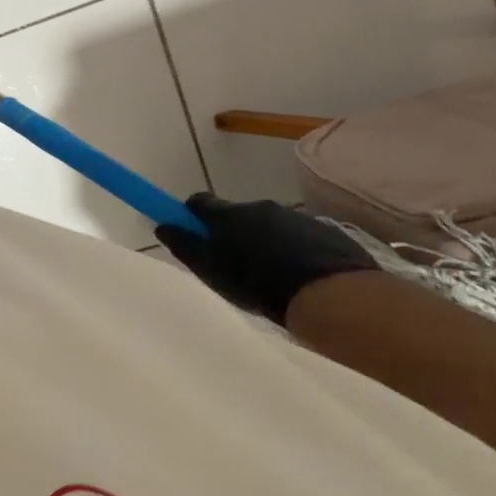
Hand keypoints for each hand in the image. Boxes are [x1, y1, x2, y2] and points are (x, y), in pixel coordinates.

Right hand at [155, 193, 376, 325]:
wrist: (331, 294)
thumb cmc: (257, 282)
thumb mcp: (209, 269)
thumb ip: (184, 245)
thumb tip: (164, 225)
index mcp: (227, 214)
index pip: (198, 201)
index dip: (192, 215)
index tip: (192, 231)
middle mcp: (260, 207)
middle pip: (236, 213)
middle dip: (232, 231)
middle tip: (233, 260)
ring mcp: (297, 217)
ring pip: (270, 225)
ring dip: (264, 240)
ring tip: (270, 272)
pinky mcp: (328, 231)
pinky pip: (300, 236)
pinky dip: (293, 249)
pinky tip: (297, 273)